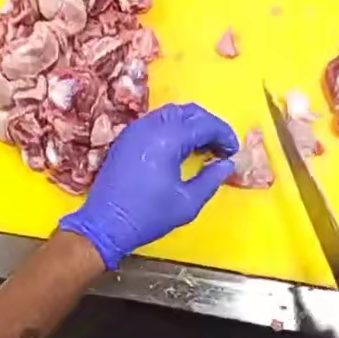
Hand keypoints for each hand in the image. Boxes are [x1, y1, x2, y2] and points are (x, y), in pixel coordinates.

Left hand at [58, 103, 239, 269]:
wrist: (105, 225)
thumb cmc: (147, 217)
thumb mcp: (187, 203)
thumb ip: (211, 180)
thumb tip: (227, 165)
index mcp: (167, 139)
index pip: (204, 124)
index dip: (224, 135)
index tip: (233, 152)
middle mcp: (149, 126)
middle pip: (188, 112)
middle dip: (208, 126)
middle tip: (220, 148)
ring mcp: (134, 131)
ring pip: (170, 114)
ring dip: (189, 126)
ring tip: (201, 148)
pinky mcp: (124, 140)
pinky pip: (154, 123)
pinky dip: (171, 130)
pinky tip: (178, 151)